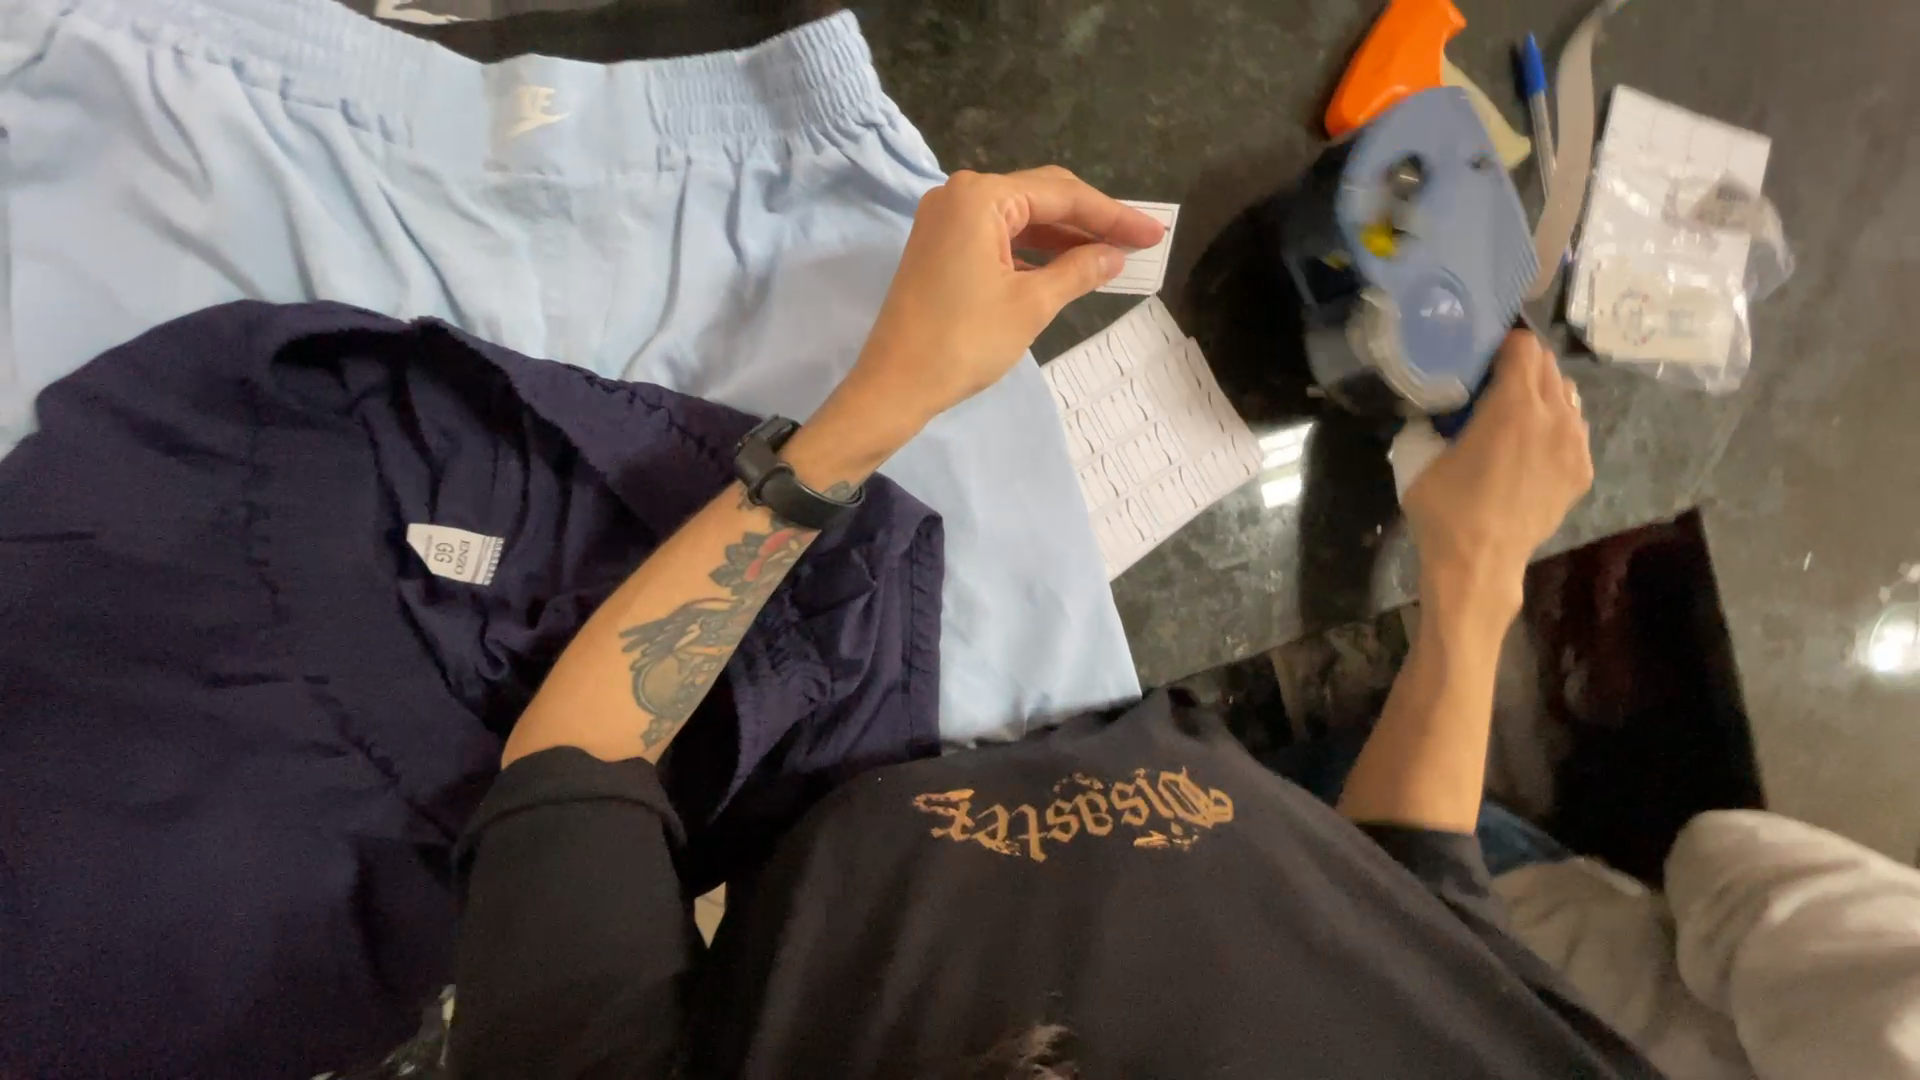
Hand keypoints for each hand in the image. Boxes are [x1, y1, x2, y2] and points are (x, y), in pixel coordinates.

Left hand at [845, 166, 1165, 422]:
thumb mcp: (1030, 305)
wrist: (895, 386)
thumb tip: (1113, 256)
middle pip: (1040, 198)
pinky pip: (997, 239)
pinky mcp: (939, 249)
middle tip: (1138, 242)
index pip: (1062, 195)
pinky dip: (1031, 253)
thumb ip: (1078, 271)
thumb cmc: (964, 343)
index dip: (1113, 215)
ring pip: (1019, 220)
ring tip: (1108, 258)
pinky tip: (1062, 268)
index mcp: (981, 196)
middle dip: (1090, 222)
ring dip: (1062, 239)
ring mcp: (944, 221)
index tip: (1154, 234)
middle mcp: (959, 196)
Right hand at [1404, 331, 1592, 624]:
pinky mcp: (1581, 469)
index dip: (1500, 344)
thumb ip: (1426, 424)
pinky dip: (1551, 426)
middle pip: (1548, 367)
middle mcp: (1554, 417)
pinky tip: (1524, 449)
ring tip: (1509, 416)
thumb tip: (1432, 413)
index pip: (1522, 348)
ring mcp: (1575, 444)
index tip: (1478, 354)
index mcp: (1512, 407)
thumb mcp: (1414, 458)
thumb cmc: (1442, 509)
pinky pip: (1572, 429)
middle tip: (1487, 382)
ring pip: (1566, 396)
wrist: (1478, 563)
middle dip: (1519, 366)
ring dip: (1539, 395)